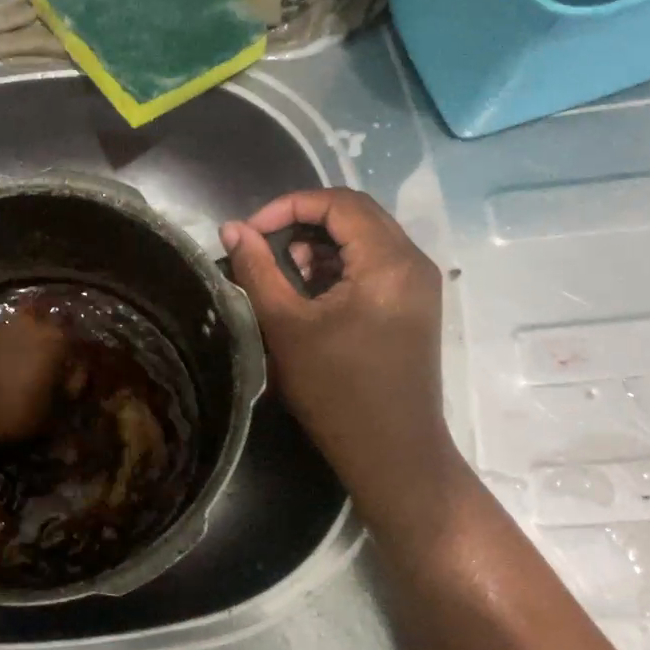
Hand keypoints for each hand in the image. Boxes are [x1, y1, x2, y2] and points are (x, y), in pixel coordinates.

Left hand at [0, 313, 68, 447]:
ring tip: (7, 375)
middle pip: (42, 332)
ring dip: (14, 349)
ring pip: (13, 334)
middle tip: (37, 374)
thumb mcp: (49, 412)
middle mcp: (28, 323)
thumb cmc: (11, 412)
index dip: (70, 366)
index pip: (73, 346)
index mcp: (55, 339)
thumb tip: (67, 384)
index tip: (65, 385)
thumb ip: (63, 392)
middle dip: (42, 349)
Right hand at [220, 189, 460, 511]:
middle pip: (355, 216)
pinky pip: (371, 267)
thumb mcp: (285, 325)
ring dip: (317, 249)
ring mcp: (417, 285)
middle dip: (301, 226)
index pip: (339, 202)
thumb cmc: (334, 386)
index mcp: (389, 260)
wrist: (388, 446)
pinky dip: (335, 271)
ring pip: (363, 242)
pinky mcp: (411, 307)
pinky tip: (308, 300)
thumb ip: (257, 270)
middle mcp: (413, 262)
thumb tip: (233, 230)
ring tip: (282, 281)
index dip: (287, 206)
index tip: (248, 234)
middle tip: (262, 254)